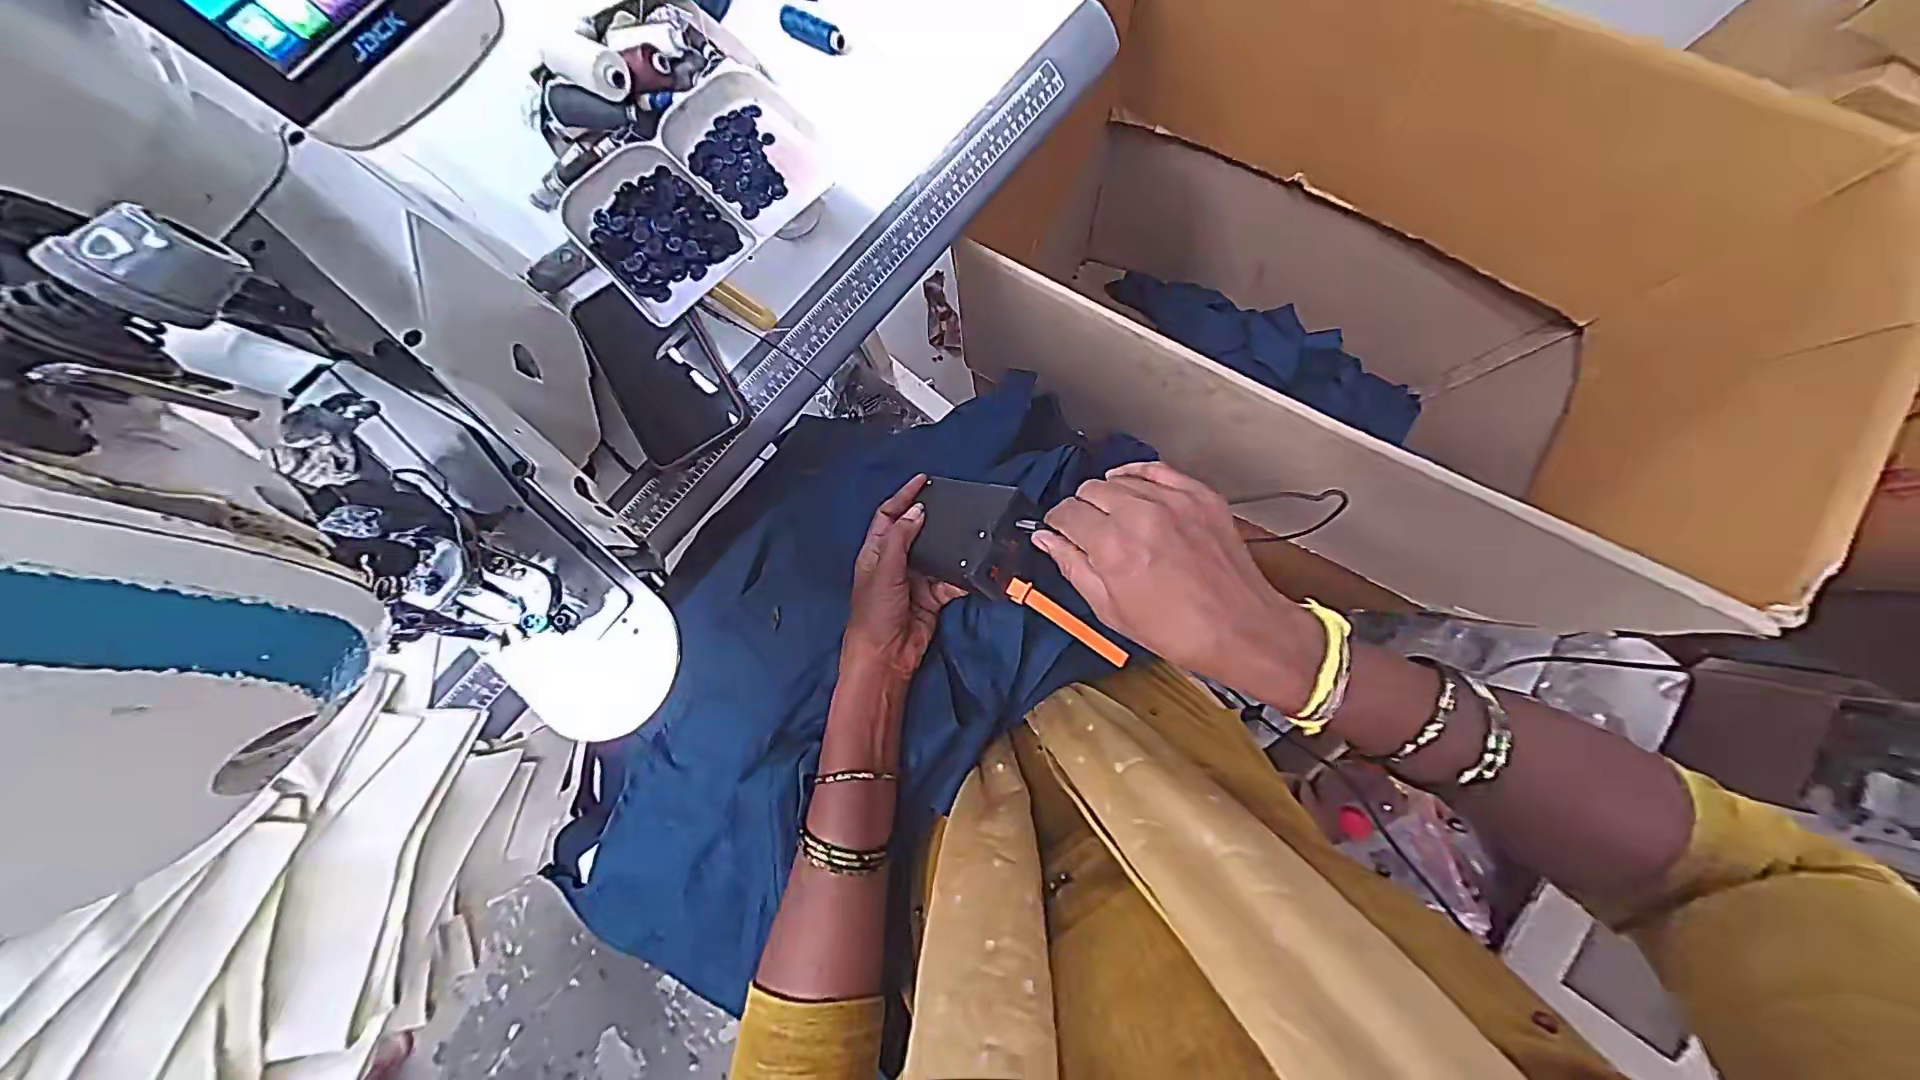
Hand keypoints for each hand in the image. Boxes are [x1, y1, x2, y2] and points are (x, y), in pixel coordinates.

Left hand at [843, 475, 967, 679]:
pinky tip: (973, 569)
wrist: (887, 656)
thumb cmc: (875, 613)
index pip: (889, 515)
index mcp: (876, 552)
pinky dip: (962, 576)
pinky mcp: (932, 597)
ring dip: (950, 546)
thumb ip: (900, 538)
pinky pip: (950, 580)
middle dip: (932, 518)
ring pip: (936, 555)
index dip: (904, 496)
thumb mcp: (885, 570)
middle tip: (952, 502)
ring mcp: (915, 580)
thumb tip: (917, 510)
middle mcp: (895, 563)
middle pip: (915, 531)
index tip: (923, 480)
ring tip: (968, 530)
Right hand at [1032, 461, 1323, 709]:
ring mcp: (1174, 501)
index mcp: (1113, 547)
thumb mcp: (1110, 609)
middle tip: (1087, 530)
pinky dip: (1139, 477)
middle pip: (1089, 490)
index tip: (1060, 532)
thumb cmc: (1180, 630)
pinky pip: (1156, 469)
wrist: (1240, 628)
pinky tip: (1135, 492)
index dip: (1056, 524)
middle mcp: (1142, 516)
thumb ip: (1072, 567)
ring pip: (1119, 478)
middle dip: (1081, 509)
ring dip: (1109, 495)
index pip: (1066, 513)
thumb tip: (1048, 541)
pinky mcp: (1199, 495)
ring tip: (1115, 519)